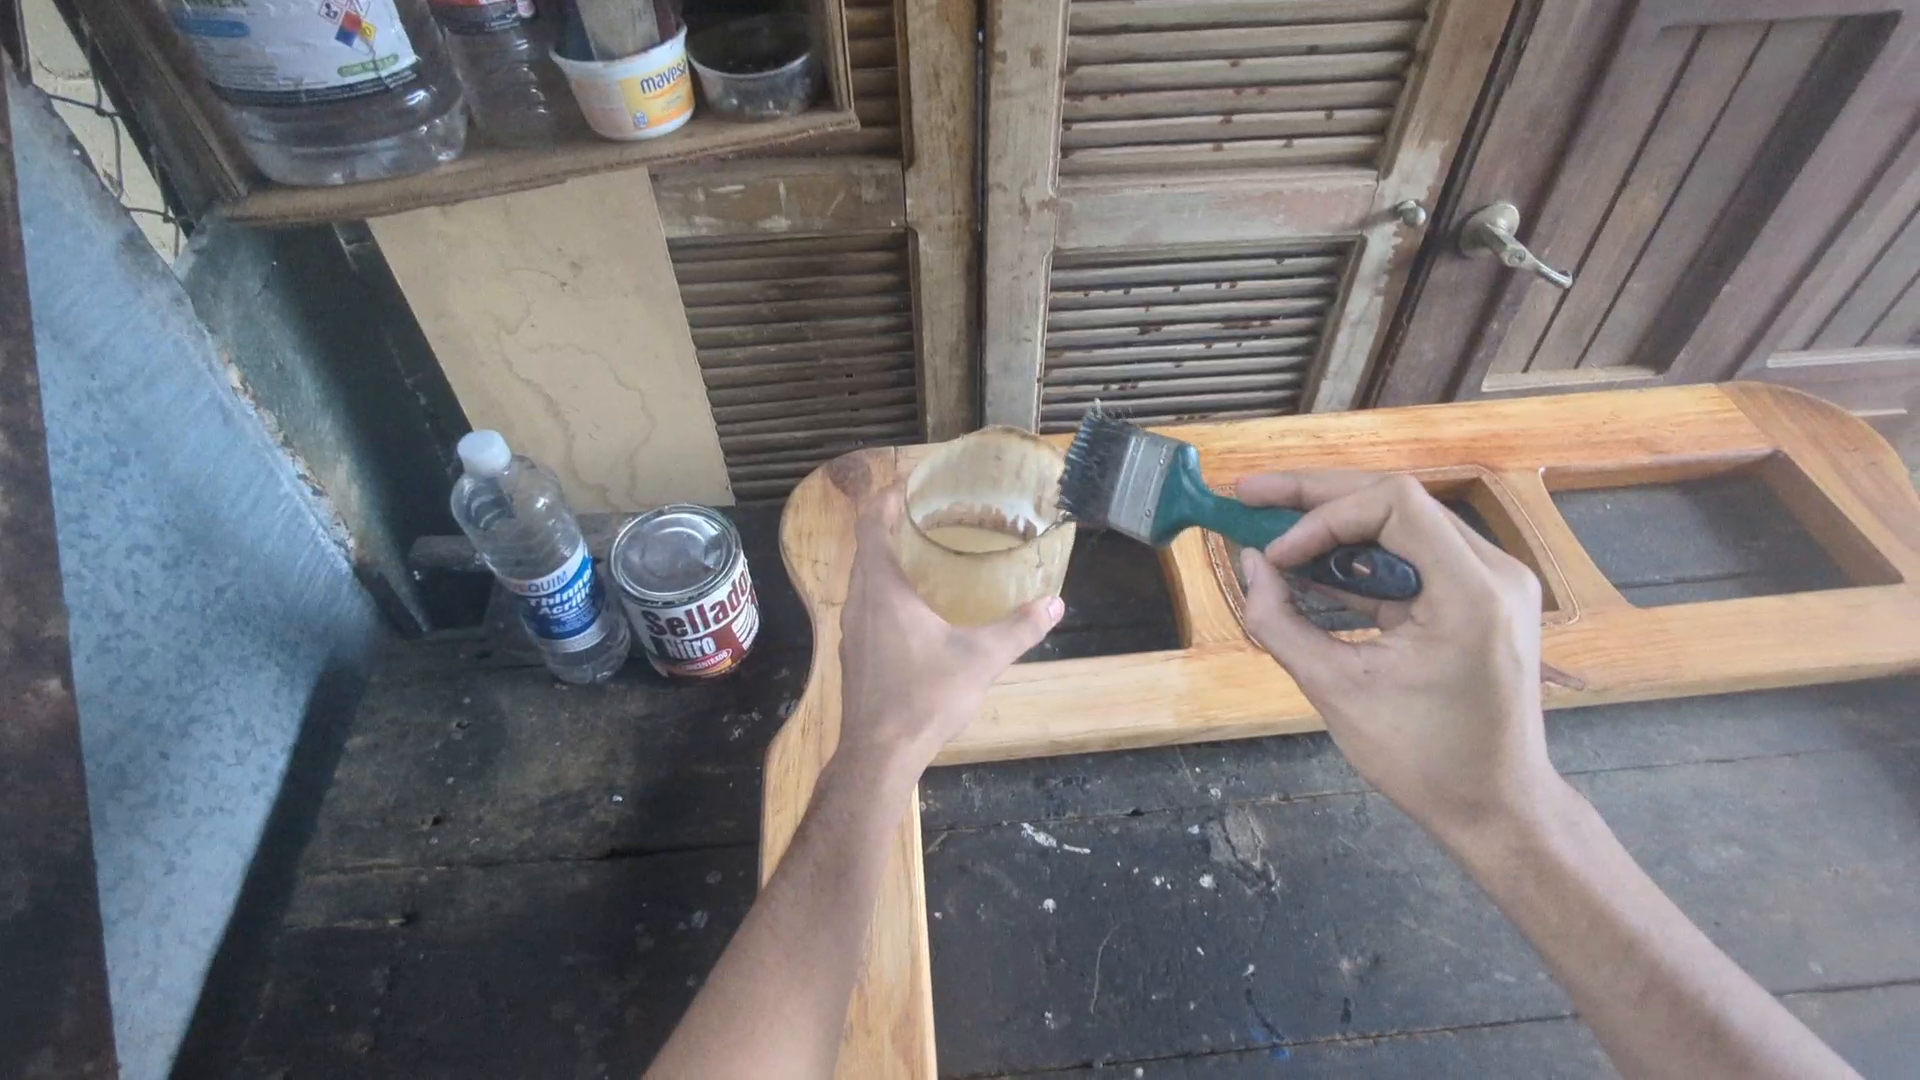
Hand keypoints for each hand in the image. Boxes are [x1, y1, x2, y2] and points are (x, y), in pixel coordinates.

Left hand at [836, 486, 1063, 777]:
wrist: (879, 754)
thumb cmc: (924, 697)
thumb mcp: (980, 660)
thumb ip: (1018, 629)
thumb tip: (1054, 603)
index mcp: (883, 590)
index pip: (872, 526)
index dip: (886, 500)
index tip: (908, 487)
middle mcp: (859, 603)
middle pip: (866, 549)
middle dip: (890, 526)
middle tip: (928, 517)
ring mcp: (851, 631)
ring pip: (863, 580)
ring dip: (885, 560)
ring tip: (923, 556)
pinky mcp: (853, 655)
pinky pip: (866, 607)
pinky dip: (884, 592)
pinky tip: (913, 610)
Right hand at [1235, 471, 1560, 843]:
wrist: (1495, 806)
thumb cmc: (1422, 759)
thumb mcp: (1334, 689)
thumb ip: (1280, 621)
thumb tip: (1249, 565)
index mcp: (1470, 591)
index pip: (1392, 503)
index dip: (1320, 516)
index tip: (1274, 555)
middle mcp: (1491, 571)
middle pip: (1393, 499)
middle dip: (1313, 497)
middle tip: (1248, 495)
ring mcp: (1487, 581)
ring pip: (1397, 521)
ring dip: (1329, 522)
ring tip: (1267, 524)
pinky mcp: (1472, 597)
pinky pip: (1404, 555)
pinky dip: (1351, 556)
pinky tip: (1305, 563)